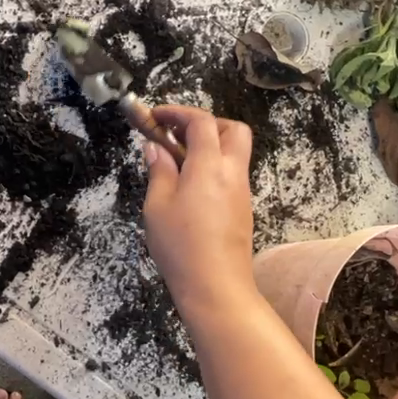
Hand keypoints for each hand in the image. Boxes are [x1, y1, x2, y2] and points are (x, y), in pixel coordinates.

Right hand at [143, 105, 256, 312]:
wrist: (216, 286)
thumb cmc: (180, 244)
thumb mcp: (157, 205)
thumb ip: (159, 170)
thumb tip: (155, 148)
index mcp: (209, 165)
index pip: (201, 121)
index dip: (178, 112)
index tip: (155, 117)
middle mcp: (232, 171)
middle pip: (232, 129)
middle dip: (205, 124)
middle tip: (177, 135)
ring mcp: (241, 190)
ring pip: (235, 152)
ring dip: (209, 146)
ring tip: (177, 162)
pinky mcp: (242, 208)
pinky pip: (231, 173)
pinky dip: (213, 167)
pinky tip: (188, 186)